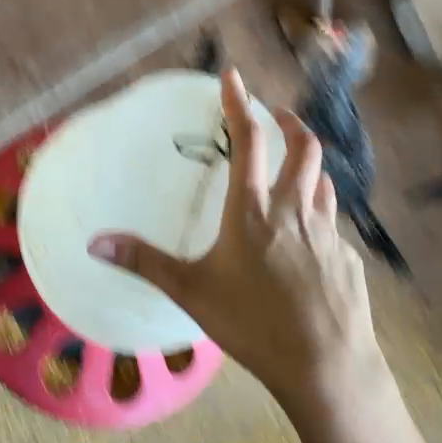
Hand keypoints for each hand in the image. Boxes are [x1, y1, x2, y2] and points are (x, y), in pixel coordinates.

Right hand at [90, 68, 388, 410]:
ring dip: (309, 167)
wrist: (327, 366)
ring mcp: (328, 233)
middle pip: (304, 148)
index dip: (238, 104)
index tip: (232, 76)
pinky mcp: (347, 259)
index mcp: (254, 210)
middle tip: (278, 114)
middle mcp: (295, 210)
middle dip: (291, 122)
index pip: (248, 141)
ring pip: (324, 182)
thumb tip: (94, 242)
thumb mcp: (191, 291)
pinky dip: (319, 215)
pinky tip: (308, 241)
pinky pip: (333, 224)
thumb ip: (145, 262)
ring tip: (294, 171)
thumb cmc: (253, 324)